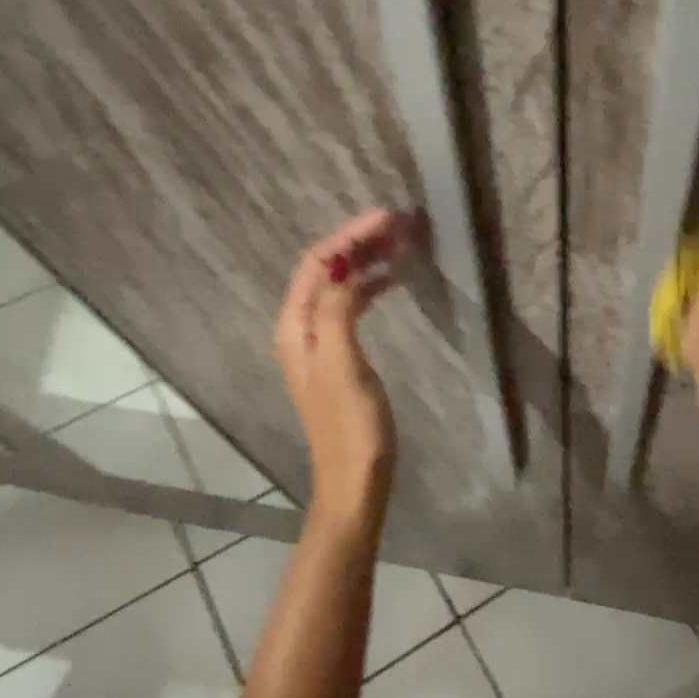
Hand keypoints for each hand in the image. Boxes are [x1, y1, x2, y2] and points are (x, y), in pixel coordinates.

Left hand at [275, 208, 410, 508]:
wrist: (354, 479)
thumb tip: (341, 265)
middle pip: (325, 269)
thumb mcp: (343, 367)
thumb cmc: (352, 427)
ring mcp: (320, 343)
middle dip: (359, 242)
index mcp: (297, 328)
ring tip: (401, 243)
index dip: (349, 236)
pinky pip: (350, 304)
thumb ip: (337, 313)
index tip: (388, 218)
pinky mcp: (340, 355)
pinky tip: (392, 281)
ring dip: (365, 260)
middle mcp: (302, 328)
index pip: (316, 263)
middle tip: (401, 224)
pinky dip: (370, 286)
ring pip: (339, 285)